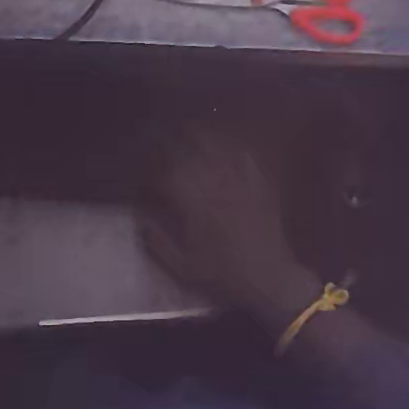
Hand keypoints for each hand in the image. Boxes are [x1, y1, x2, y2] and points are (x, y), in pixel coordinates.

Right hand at [141, 132, 319, 320]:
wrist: (268, 279)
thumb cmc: (221, 274)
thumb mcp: (181, 266)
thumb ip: (157, 241)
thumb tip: (140, 220)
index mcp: (191, 201)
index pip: (164, 172)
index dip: (150, 168)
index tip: (141, 170)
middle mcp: (213, 183)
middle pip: (188, 150)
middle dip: (171, 141)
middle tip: (159, 136)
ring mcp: (239, 181)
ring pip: (216, 147)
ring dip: (200, 137)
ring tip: (189, 130)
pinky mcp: (259, 184)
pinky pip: (245, 157)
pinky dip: (232, 147)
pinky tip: (227, 145)